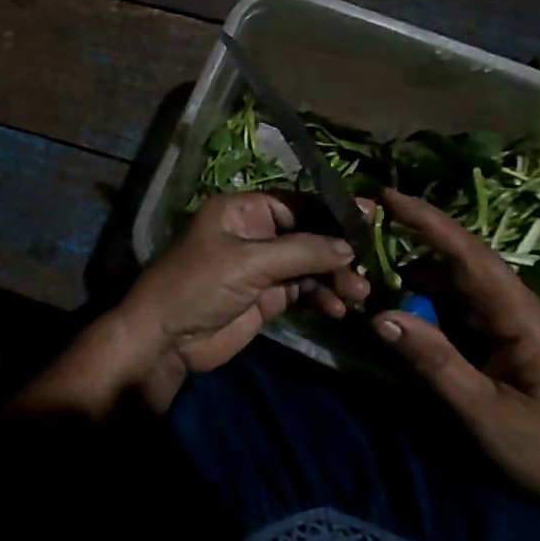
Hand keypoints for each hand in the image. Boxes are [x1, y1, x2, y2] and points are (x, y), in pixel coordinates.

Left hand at [122, 192, 370, 374]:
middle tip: (368, 269)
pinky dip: (321, 297)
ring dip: (334, 278)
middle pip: (307, 235)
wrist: (167, 338)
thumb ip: (301, 251)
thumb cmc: (199, 285)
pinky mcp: (266, 298)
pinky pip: (302, 290)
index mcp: (240, 211)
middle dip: (338, 251)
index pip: (295, 202)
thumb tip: (349, 246)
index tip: (372, 219)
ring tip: (356, 294)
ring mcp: (260, 267)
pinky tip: (336, 309)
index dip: (331, 211)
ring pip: (309, 265)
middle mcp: (252, 234)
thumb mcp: (249, 262)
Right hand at [369, 189, 539, 527]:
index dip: (430, 223)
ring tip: (372, 279)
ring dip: (419, 283)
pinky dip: (434, 308)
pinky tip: (406, 315)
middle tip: (363, 242)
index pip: (472, 258)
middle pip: (464, 268)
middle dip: (414, 250)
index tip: (389, 195)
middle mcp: (528, 314)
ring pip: (463, 291)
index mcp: (528, 322)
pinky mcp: (519, 347)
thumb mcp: (485, 412)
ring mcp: (525, 330)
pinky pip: (469, 314)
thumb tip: (380, 315)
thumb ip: (433, 361)